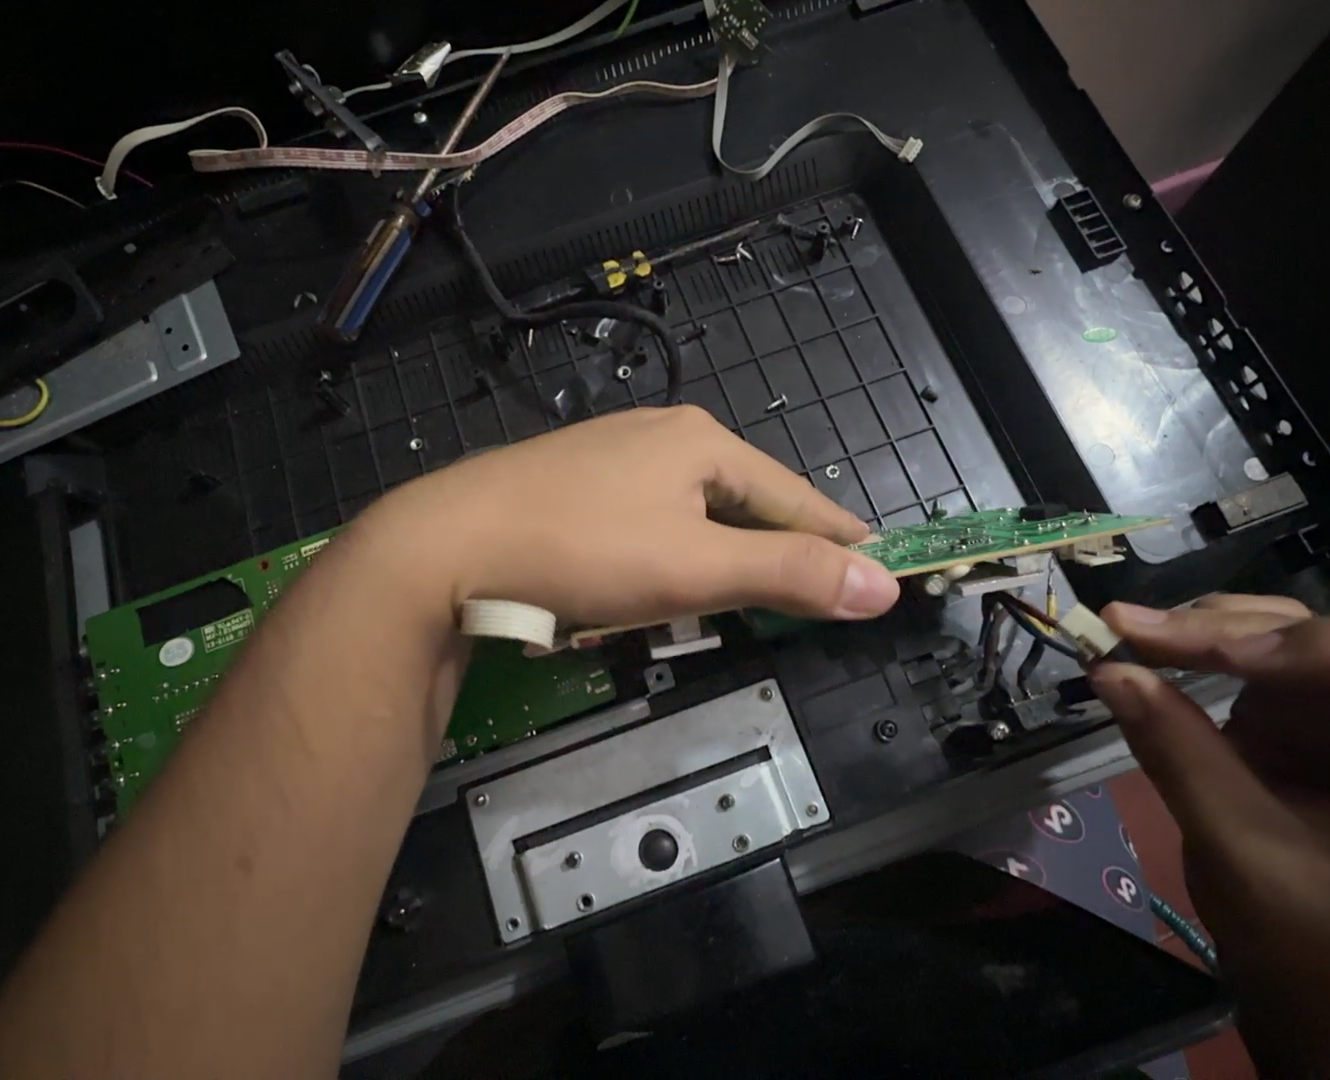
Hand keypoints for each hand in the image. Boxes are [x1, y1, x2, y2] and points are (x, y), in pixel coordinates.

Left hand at [348, 405, 901, 627]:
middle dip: (779, 545)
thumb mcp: (696, 569)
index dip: (839, 536)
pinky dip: (676, 546)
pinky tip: (666, 569)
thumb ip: (788, 574)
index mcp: (703, 442)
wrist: (447, 544)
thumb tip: (882, 585)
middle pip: (746, 498)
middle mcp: (664, 433)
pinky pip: (653, 514)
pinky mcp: (578, 480)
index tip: (879, 563)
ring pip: (696, 507)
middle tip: (810, 591)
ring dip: (726, 548)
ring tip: (746, 587)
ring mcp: (615, 453)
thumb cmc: (583, 551)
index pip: (796, 495)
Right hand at [1089, 596, 1329, 1076]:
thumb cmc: (1307, 951)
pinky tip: (1156, 646)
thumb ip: (1178, 757)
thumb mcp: (1239, 858)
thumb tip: (1108, 669)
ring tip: (1133, 630)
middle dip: (1248, 632)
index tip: (1224, 656)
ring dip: (1219, 629)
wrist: (1319, 995)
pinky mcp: (1320, 720)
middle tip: (1139, 628)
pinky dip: (1209, 647)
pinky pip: (1269, 660)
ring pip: (1308, 640)